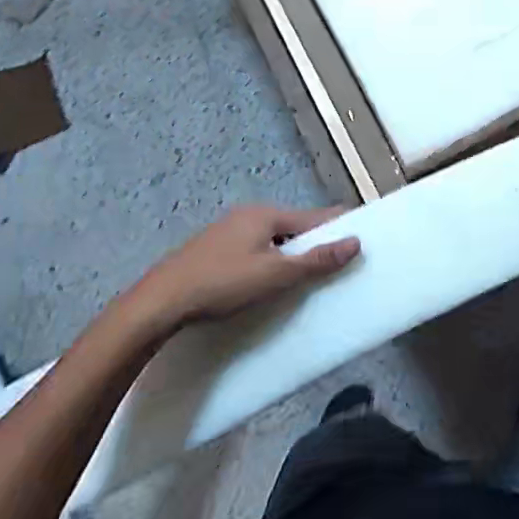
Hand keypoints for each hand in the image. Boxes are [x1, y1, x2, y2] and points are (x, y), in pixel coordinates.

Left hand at [119, 206, 360, 335]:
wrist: (159, 304)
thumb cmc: (222, 284)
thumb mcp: (276, 275)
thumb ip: (317, 260)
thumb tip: (355, 241)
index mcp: (265, 214)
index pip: (315, 217)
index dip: (338, 227)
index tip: (360, 238)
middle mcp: (247, 215)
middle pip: (294, 227)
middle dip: (314, 242)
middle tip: (334, 264)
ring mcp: (226, 232)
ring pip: (272, 239)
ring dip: (290, 254)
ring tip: (305, 277)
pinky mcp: (212, 251)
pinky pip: (254, 249)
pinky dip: (269, 261)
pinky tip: (267, 281)